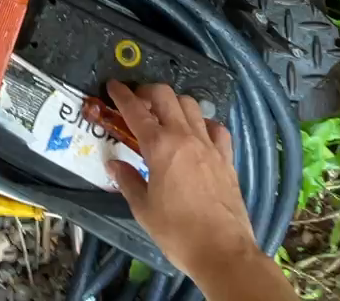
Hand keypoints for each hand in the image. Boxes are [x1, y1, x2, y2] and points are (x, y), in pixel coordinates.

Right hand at [105, 82, 288, 297]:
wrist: (224, 253)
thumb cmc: (178, 232)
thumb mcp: (143, 209)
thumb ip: (127, 180)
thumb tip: (113, 164)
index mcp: (159, 146)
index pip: (135, 109)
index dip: (121, 94)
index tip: (112, 86)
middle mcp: (184, 136)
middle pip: (165, 95)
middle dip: (147, 91)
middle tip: (138, 103)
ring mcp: (209, 145)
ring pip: (191, 105)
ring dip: (174, 104)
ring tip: (166, 117)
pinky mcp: (227, 158)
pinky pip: (216, 128)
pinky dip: (204, 124)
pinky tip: (198, 135)